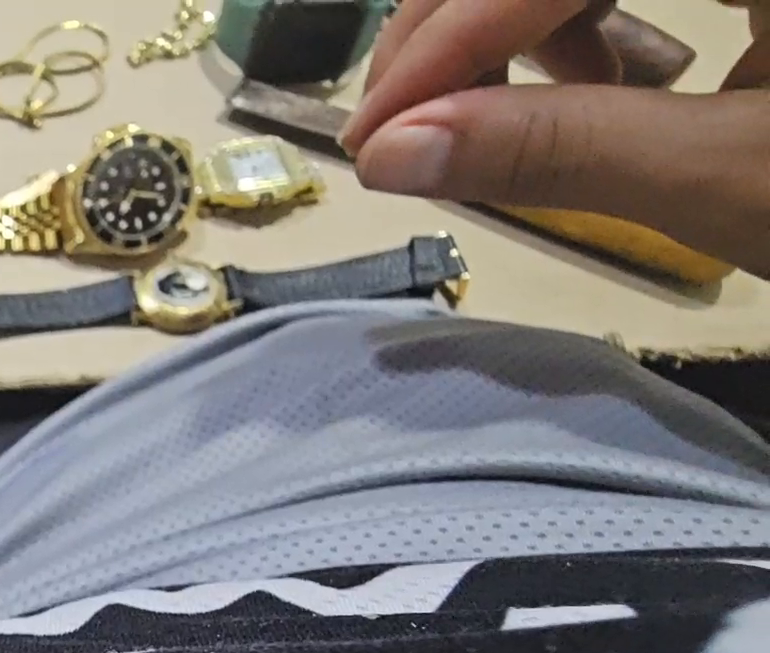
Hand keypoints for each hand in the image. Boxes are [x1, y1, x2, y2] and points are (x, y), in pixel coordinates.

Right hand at [339, 0, 769, 276]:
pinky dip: (583, 14)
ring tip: (497, 106)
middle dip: (460, 17)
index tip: (374, 134)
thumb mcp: (734, 180)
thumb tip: (389, 155)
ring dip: (513, 18)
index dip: (453, 35)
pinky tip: (594, 76)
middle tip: (403, 114)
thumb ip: (555, 154)